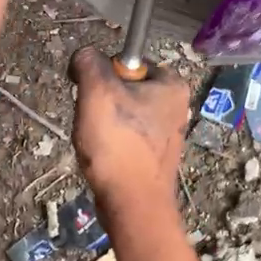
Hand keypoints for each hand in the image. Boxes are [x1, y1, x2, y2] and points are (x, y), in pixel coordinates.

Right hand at [69, 46, 189, 209]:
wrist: (133, 205)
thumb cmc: (118, 144)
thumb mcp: (97, 91)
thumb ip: (89, 62)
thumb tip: (84, 56)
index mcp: (172, 83)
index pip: (126, 61)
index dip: (102, 75)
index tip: (94, 96)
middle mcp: (176, 105)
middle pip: (122, 87)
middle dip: (101, 102)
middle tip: (95, 121)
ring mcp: (167, 132)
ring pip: (120, 113)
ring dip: (102, 124)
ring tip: (99, 142)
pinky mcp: (155, 154)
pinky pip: (125, 136)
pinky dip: (111, 143)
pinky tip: (105, 157)